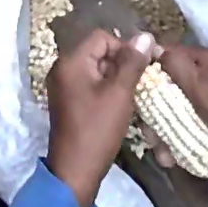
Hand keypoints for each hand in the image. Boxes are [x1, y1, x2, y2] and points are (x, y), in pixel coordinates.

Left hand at [46, 29, 156, 206]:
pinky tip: (119, 103)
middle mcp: (62, 68)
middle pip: (97, 51)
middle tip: (139, 82)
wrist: (75, 169)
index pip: (102, 37)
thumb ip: (132, 62)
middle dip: (121, 62)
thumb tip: (145, 36)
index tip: (141, 67)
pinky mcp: (67, 100)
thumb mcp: (119, 93)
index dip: (124, 48)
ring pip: (95, 68)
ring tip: (131, 94)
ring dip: (115, 76)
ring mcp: (63, 85)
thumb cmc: (98, 129)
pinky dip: (106, 88)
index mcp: (70, 62)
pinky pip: (89, 83)